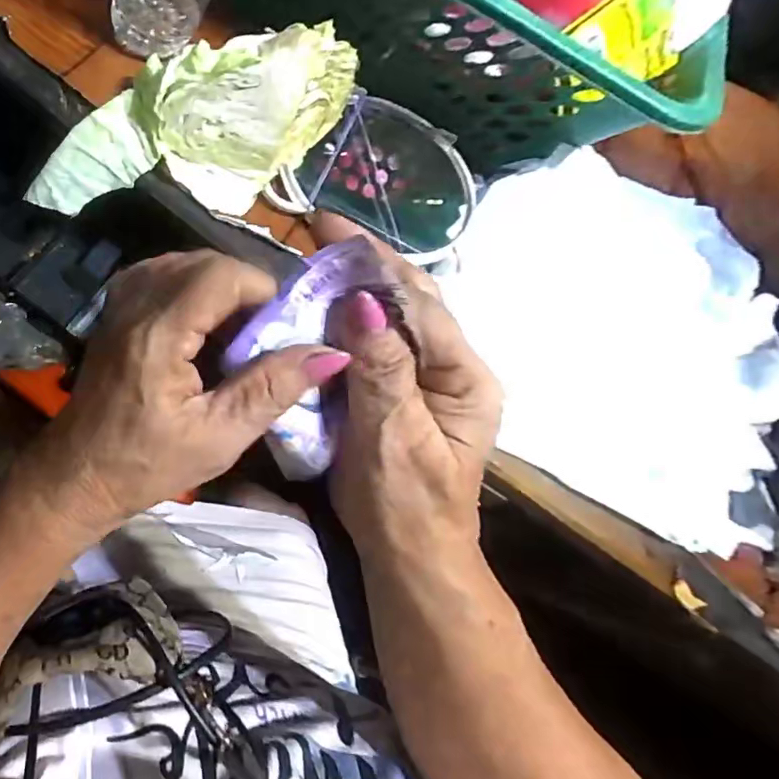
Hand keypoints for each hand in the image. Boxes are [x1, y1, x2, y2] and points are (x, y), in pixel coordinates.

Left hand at [11, 250, 351, 533]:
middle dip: (243, 287)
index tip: (281, 328)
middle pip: (201, 262)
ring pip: (178, 264)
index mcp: (157, 333)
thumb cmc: (144, 463)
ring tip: (234, 332)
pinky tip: (200, 324)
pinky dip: (186, 287)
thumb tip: (333, 352)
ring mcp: (116, 307)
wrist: (78, 471)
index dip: (262, 289)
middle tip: (262, 333)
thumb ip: (271, 388)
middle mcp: (132, 306)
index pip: (220, 273)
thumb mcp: (218, 437)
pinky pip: (155, 276)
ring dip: (215, 286)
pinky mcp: (110, 314)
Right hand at [314, 215, 503, 562]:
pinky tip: (321, 302)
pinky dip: (346, 314)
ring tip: (317, 255)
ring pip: (392, 316)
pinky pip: (372, 340)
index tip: (332, 229)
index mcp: (462, 377)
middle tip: (320, 230)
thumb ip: (381, 369)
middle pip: (410, 301)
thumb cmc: (403, 500)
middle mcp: (449, 367)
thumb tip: (363, 303)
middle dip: (368, 262)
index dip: (376, 264)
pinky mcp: (395, 388)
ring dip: (356, 282)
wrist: (407, 550)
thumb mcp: (392, 436)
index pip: (419, 306)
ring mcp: (423, 377)